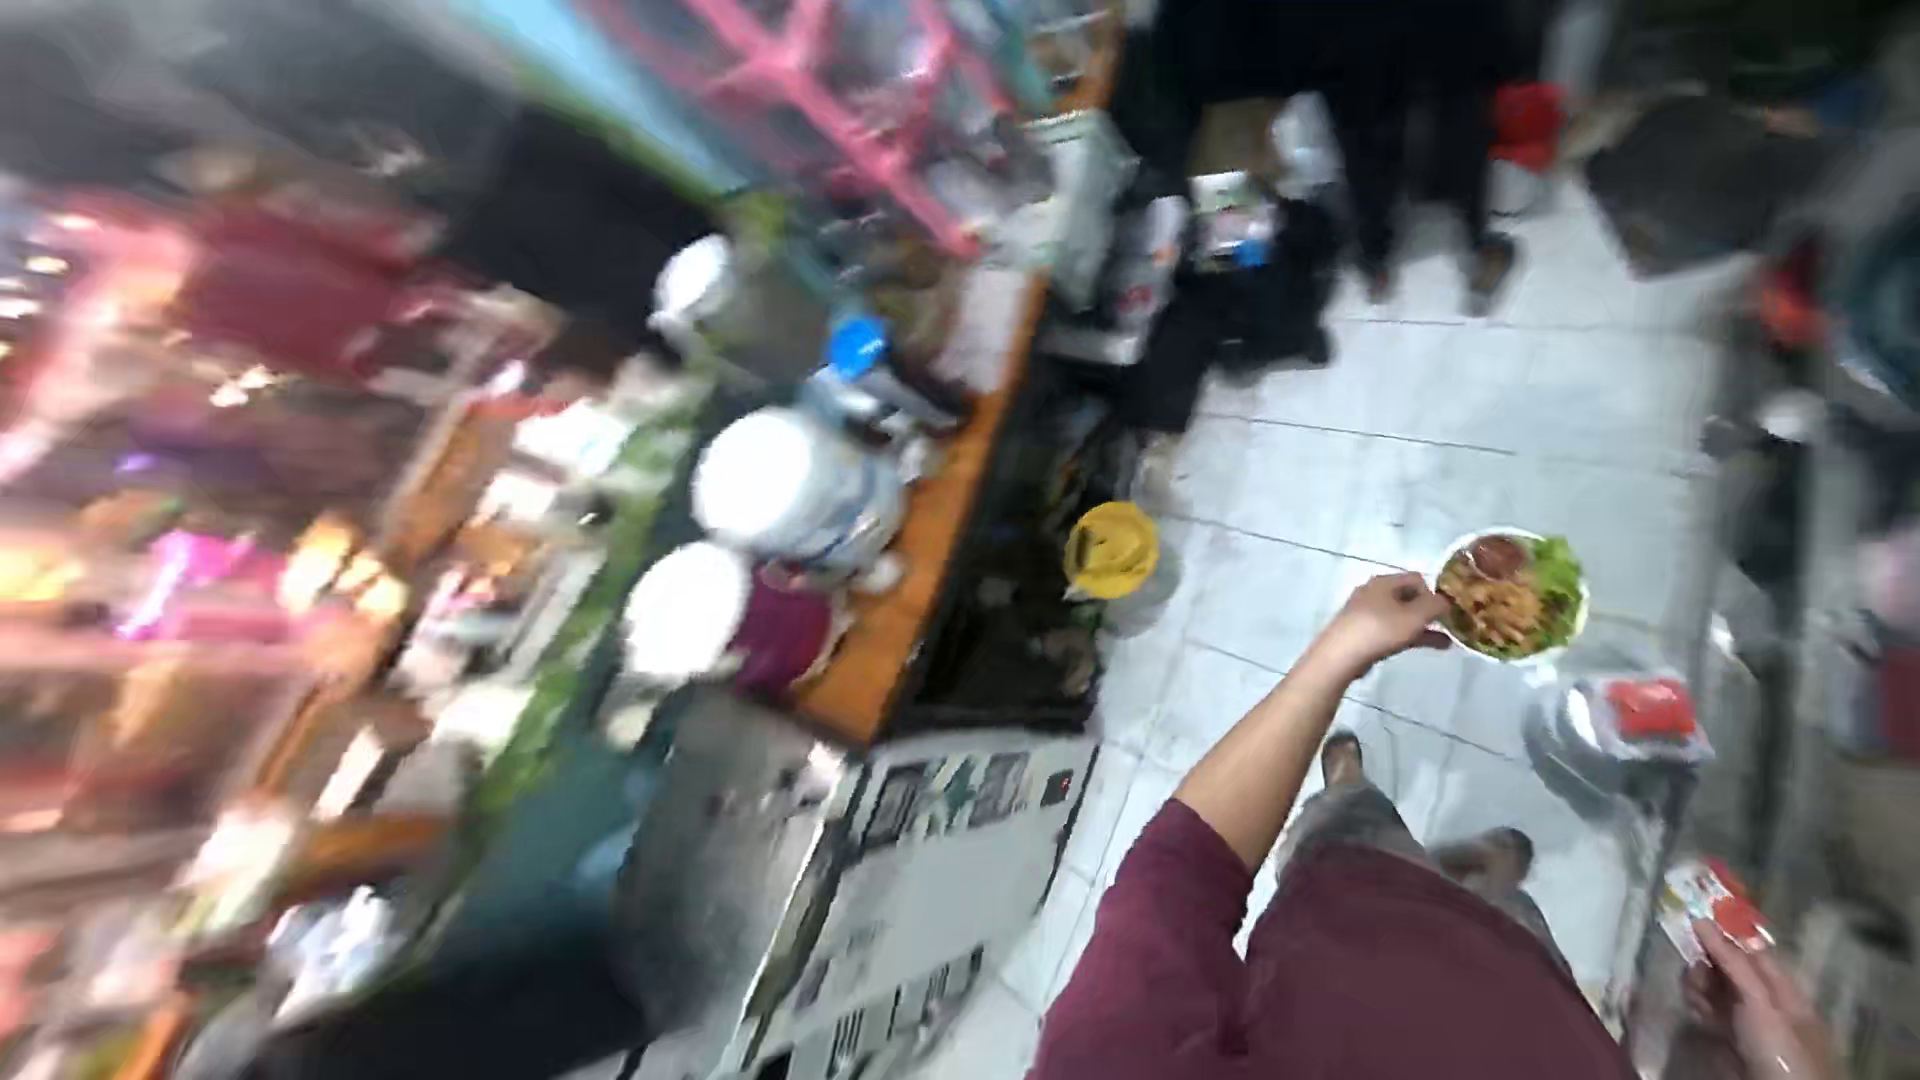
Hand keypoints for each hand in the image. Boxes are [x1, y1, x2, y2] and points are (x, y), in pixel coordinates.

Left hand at [1311, 572, 1450, 677]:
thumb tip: (1444, 602)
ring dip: (1425, 625)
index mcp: (1383, 582)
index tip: (1443, 611)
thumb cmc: (1380, 628)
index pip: (1416, 578)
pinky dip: (1413, 635)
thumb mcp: (1416, 615)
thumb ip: (1436, 605)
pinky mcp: (1364, 630)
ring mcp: (1367, 612)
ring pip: (1403, 615)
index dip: (1433, 592)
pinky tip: (1435, 646)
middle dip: (1430, 610)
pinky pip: (1394, 628)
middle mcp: (1373, 593)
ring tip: (1448, 640)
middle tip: (1448, 625)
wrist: (1342, 653)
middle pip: (1409, 596)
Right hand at [1686, 920, 1837, 1079]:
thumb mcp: (1760, 1003)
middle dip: (1704, 961)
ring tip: (1699, 999)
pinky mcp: (1724, 1024)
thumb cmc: (1779, 1046)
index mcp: (1783, 989)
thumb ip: (1732, 961)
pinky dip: (1695, 1000)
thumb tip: (1699, 918)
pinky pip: (1702, 999)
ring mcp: (1743, 1012)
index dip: (1725, 929)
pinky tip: (1698, 1012)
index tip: (1693, 910)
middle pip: (1724, 961)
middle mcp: (1763, 996)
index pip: (1752, 948)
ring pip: (1708, 979)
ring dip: (1697, 982)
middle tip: (1695, 968)